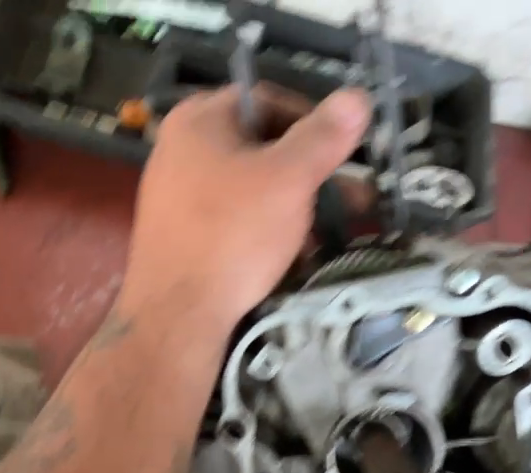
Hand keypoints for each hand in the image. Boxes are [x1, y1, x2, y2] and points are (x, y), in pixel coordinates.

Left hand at [116, 85, 369, 334]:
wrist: (177, 315)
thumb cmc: (233, 235)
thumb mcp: (289, 179)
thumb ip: (324, 137)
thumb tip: (357, 98)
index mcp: (199, 119)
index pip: (268, 101)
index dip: (313, 124)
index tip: (343, 154)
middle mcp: (178, 150)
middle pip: (258, 150)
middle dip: (308, 176)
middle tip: (349, 201)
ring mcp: (174, 198)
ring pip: (247, 192)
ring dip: (291, 210)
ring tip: (324, 236)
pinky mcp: (178, 240)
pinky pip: (230, 224)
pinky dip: (262, 234)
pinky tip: (287, 259)